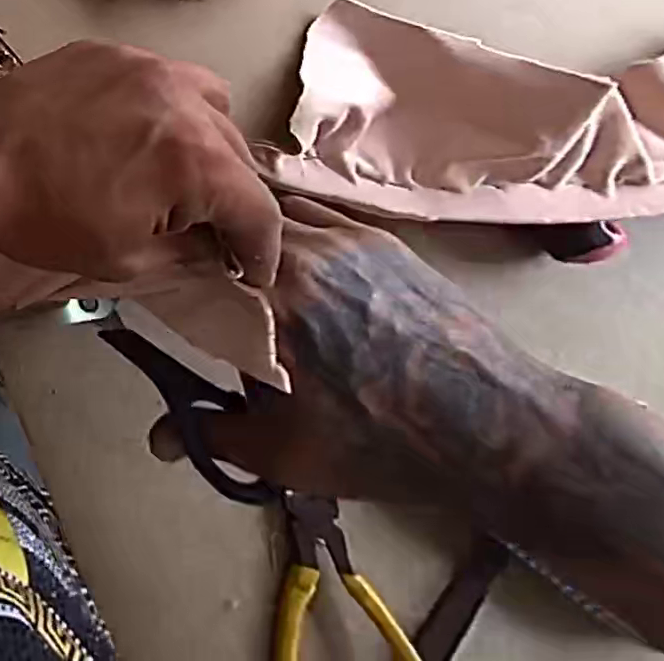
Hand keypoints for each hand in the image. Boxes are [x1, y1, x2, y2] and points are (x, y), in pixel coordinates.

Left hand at [0, 40, 281, 285]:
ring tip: (171, 166)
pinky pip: (158, 77)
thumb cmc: (37, 218)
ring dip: (203, 140)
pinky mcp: (105, 51)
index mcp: (193, 158)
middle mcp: (181, 99)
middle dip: (227, 195)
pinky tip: (130, 128)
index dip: (258, 249)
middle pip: (235, 152)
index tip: (248, 268)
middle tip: (203, 222)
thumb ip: (185, 253)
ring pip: (207, 102)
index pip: (256, 208)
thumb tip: (214, 248)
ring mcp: (142, 64)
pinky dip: (161, 106)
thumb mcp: (121, 257)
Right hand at [156, 197, 571, 500]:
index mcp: (268, 301)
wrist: (507, 433)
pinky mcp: (375, 237)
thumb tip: (157, 442)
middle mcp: (298, 255)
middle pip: (224, 226)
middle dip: (200, 241)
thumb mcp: (286, 453)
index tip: (157, 278)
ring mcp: (341, 238)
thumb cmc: (385, 443)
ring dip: (241, 227)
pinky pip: (307, 210)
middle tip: (192, 265)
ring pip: (265, 210)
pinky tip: (281, 246)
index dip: (166, 265)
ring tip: (232, 252)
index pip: (190, 261)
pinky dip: (281, 221)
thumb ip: (211, 435)